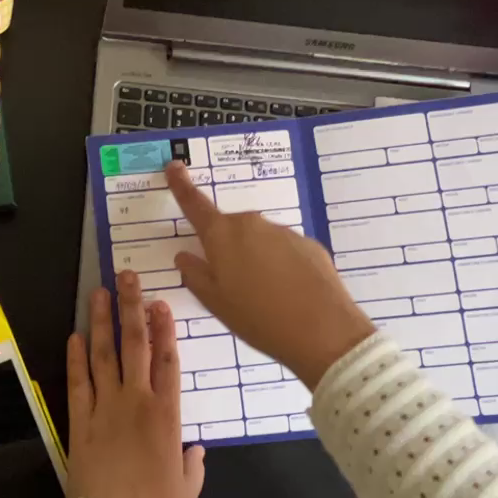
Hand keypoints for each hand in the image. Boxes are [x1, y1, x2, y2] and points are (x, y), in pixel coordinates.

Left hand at [66, 274, 205, 497]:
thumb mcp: (187, 491)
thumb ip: (192, 465)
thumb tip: (195, 449)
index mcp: (168, 417)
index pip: (168, 361)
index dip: (165, 329)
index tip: (161, 302)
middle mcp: (136, 403)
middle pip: (136, 346)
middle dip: (132, 308)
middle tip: (128, 277)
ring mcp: (104, 410)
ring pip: (103, 355)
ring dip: (101, 321)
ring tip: (99, 292)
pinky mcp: (78, 423)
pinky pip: (76, 383)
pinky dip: (74, 358)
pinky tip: (74, 335)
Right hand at [166, 161, 375, 386]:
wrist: (323, 331)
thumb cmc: (257, 317)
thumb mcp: (215, 302)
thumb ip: (195, 274)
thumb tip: (185, 255)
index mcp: (221, 235)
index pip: (194, 204)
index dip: (181, 185)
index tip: (174, 165)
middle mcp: (252, 225)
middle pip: (230, 229)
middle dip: (226, 248)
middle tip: (230, 284)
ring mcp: (284, 232)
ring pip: (258, 241)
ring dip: (255, 259)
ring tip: (264, 297)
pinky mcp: (309, 245)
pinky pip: (284, 251)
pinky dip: (280, 266)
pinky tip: (287, 294)